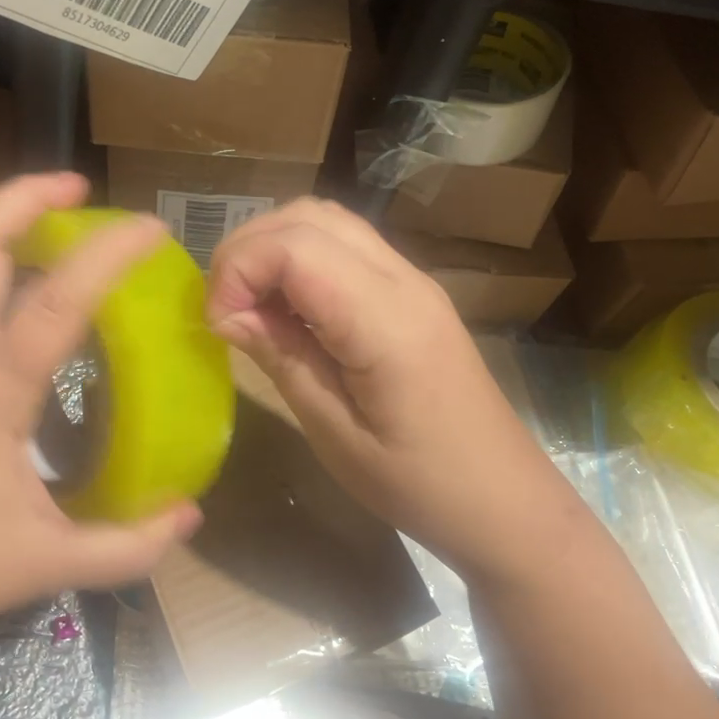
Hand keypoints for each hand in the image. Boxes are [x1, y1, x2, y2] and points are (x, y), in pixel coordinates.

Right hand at [205, 198, 525, 576]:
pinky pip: (347, 248)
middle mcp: (404, 281)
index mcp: (386, 319)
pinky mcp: (413, 295)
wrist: (503, 501)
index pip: (295, 246)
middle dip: (249, 249)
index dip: (238, 270)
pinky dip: (302, 260)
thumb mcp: (335, 433)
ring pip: (328, 222)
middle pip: (309, 217)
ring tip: (248, 305)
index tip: (216, 324)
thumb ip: (282, 358)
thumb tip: (227, 312)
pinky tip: (287, 309)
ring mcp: (414, 282)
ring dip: (275, 248)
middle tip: (222, 308)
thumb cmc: (418, 483)